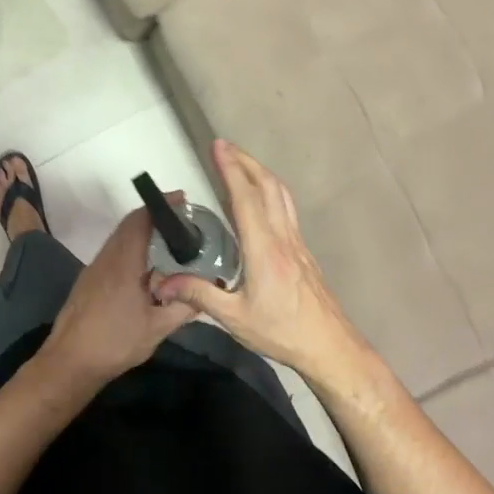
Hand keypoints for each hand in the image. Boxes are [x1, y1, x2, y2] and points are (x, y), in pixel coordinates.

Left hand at [41, 194, 198, 383]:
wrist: (70, 361)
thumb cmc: (115, 342)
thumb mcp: (157, 328)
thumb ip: (183, 306)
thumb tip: (207, 289)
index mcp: (123, 263)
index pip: (140, 220)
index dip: (160, 206)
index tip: (181, 200)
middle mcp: (106, 258)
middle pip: (129, 226)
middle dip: (154, 218)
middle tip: (182, 224)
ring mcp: (94, 269)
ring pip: (119, 240)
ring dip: (142, 235)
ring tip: (169, 244)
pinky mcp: (88, 281)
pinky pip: (113, 254)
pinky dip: (132, 250)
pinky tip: (147, 269)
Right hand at [155, 141, 360, 376]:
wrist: (330, 347)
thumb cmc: (283, 332)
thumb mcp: (234, 318)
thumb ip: (199, 294)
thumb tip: (162, 282)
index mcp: (264, 249)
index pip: (246, 198)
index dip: (231, 169)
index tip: (218, 146)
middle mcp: (283, 238)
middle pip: (268, 187)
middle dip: (246, 162)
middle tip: (225, 147)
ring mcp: (297, 243)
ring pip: (282, 196)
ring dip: (261, 173)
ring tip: (241, 164)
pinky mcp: (303, 252)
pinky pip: (287, 210)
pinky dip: (270, 192)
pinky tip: (260, 200)